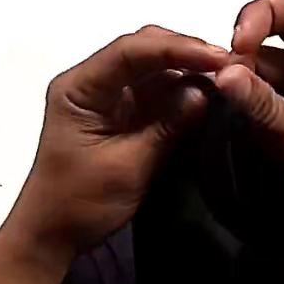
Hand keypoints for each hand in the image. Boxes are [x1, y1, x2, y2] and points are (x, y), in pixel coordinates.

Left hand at [6, 26, 231, 262]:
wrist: (53, 234)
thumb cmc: (79, 202)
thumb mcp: (127, 166)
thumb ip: (166, 127)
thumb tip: (204, 92)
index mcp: (79, 88)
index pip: (128, 52)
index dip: (175, 49)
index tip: (217, 57)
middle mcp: (91, 83)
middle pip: (141, 51)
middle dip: (185, 53)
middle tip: (230, 65)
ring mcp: (108, 97)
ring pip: (152, 68)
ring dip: (187, 70)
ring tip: (228, 76)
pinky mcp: (122, 114)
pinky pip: (155, 92)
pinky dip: (181, 91)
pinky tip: (208, 94)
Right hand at [214, 0, 283, 261]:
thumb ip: (267, 108)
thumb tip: (226, 75)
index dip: (261, 15)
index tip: (237, 44)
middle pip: (266, 41)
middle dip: (239, 59)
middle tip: (223, 85)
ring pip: (255, 76)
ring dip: (237, 91)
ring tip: (230, 114)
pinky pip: (253, 106)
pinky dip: (239, 115)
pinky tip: (237, 130)